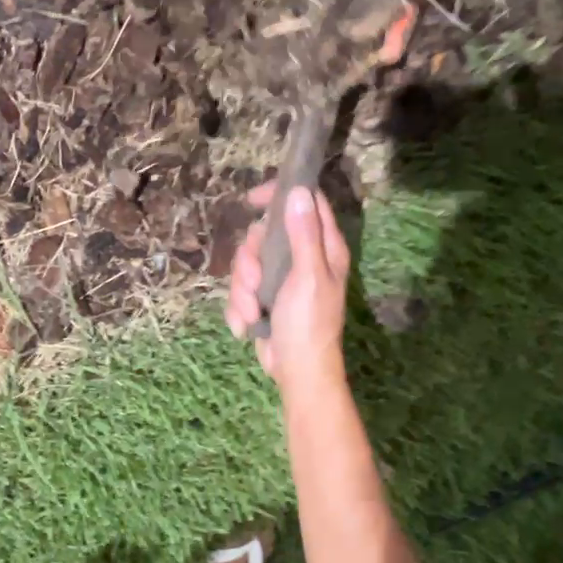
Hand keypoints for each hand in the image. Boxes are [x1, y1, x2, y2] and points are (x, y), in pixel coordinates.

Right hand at [224, 182, 350, 400]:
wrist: (296, 371)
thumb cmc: (309, 324)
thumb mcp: (308, 275)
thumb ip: (303, 234)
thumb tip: (299, 192)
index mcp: (323, 248)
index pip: (305, 202)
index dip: (280, 195)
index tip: (252, 200)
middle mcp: (302, 259)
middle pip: (264, 236)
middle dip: (249, 261)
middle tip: (253, 283)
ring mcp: (280, 280)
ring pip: (246, 265)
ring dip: (241, 291)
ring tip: (251, 312)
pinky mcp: (263, 300)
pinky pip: (240, 291)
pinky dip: (239, 309)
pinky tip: (247, 325)